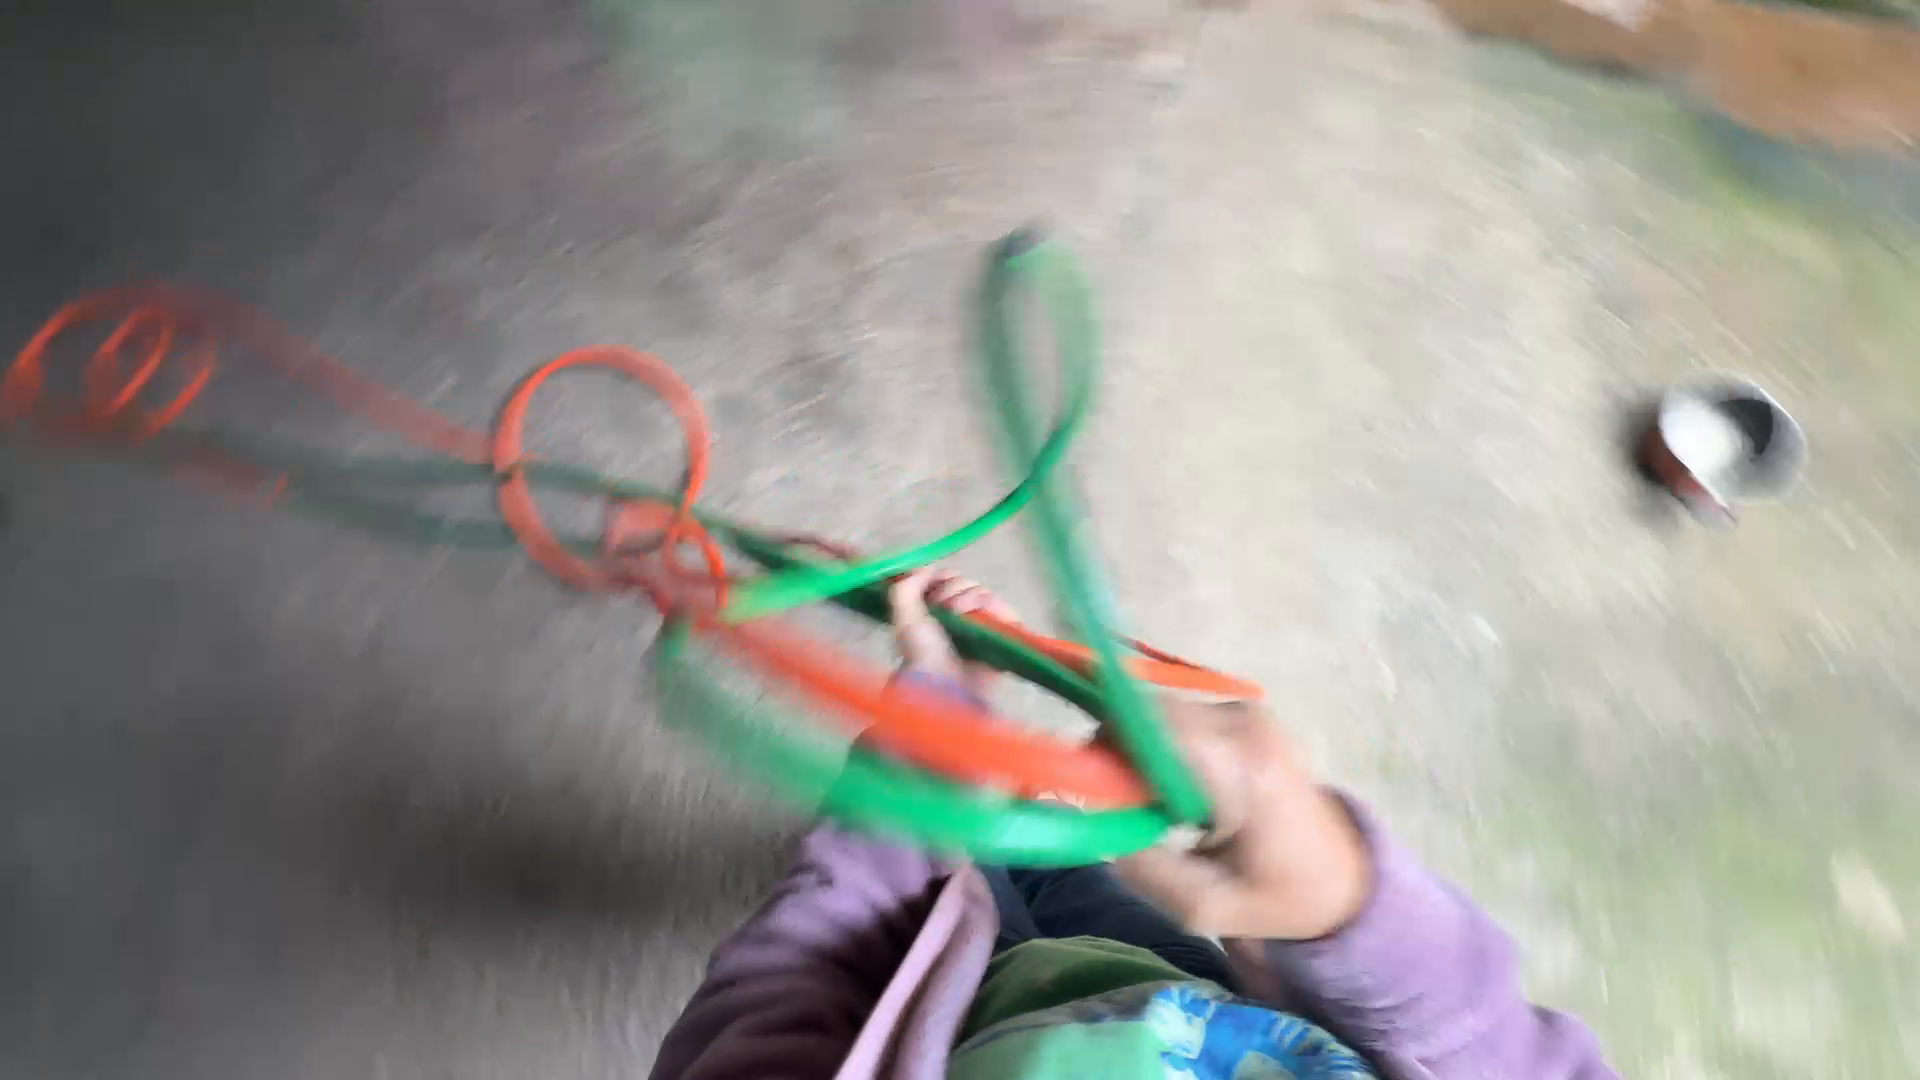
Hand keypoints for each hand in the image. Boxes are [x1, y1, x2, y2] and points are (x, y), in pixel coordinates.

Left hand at [886, 568, 1019, 700]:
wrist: (942, 683)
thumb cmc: (920, 652)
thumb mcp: (902, 616)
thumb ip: (906, 586)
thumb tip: (927, 567)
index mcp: (936, 612)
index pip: (946, 579)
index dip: (940, 576)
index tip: (931, 583)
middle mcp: (960, 617)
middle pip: (965, 582)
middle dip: (952, 587)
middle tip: (941, 606)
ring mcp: (982, 626)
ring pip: (983, 592)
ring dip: (968, 596)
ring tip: (956, 615)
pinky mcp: (1003, 636)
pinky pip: (1006, 609)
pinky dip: (994, 607)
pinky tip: (978, 617)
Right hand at [1114, 700, 1373, 941]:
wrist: (1343, 877)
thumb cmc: (1275, 897)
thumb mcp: (1203, 906)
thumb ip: (1138, 864)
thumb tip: (1078, 811)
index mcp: (1244, 768)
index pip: (1150, 726)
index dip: (1109, 751)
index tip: (1097, 792)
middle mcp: (1246, 723)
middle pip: (1147, 712)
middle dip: (1121, 752)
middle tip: (1126, 803)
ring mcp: (1247, 708)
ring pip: (1156, 710)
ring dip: (1142, 750)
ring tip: (1162, 801)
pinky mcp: (1242, 708)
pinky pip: (1176, 713)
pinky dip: (1163, 745)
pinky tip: (1183, 786)